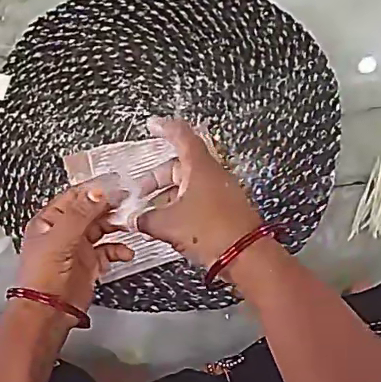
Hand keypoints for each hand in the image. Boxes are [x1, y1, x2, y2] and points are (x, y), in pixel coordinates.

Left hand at [15, 179, 133, 319]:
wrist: (48, 311)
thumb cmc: (42, 278)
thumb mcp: (60, 238)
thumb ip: (80, 214)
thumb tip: (97, 193)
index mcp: (50, 221)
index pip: (75, 197)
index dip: (95, 191)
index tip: (115, 186)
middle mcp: (63, 232)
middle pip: (91, 211)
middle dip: (110, 207)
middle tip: (128, 203)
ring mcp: (77, 247)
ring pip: (102, 228)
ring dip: (117, 226)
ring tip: (129, 225)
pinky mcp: (89, 264)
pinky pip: (109, 251)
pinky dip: (119, 249)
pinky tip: (126, 251)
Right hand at [133, 117, 263, 268]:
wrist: (246, 255)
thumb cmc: (212, 231)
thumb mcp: (168, 224)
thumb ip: (146, 219)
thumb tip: (134, 219)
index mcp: (199, 167)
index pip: (182, 136)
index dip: (165, 128)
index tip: (153, 125)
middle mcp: (212, 175)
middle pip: (180, 166)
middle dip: (157, 177)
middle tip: (140, 191)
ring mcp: (220, 192)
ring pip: (188, 185)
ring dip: (167, 195)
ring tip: (150, 213)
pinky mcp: (225, 210)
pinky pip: (198, 200)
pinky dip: (181, 207)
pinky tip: (168, 223)